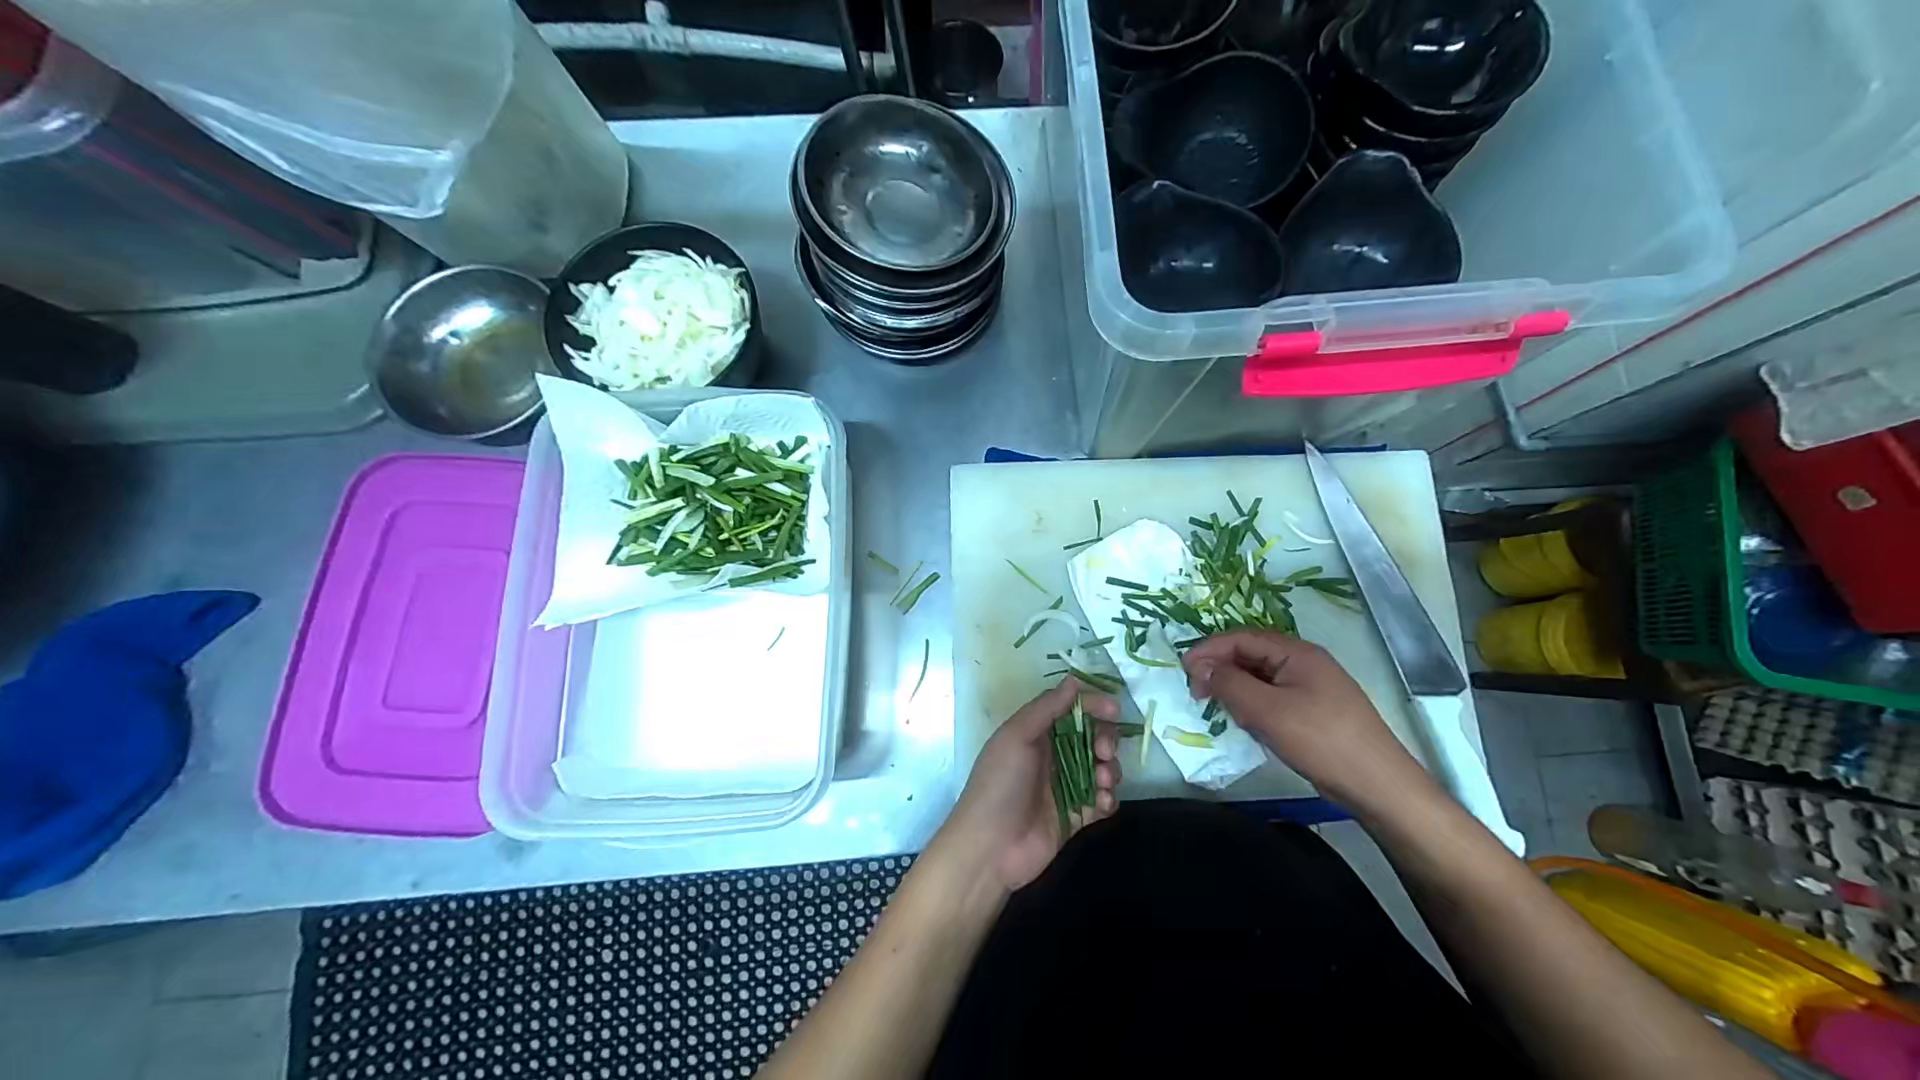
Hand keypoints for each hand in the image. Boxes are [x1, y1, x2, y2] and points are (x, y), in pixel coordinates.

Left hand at [931, 677, 1122, 892]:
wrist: (990, 847)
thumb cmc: (999, 783)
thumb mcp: (1017, 736)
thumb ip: (1047, 708)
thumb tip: (1074, 680)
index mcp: (1036, 733)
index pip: (1072, 709)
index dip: (1094, 706)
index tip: (1114, 711)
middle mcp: (1052, 756)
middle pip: (1093, 737)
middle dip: (1106, 740)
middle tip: (1104, 752)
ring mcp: (1065, 786)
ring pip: (1102, 768)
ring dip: (1110, 770)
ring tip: (1101, 782)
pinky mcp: (1075, 816)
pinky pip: (1102, 801)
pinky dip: (1108, 799)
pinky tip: (1100, 803)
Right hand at [1183, 630, 1436, 814]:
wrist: (1378, 785)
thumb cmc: (1321, 741)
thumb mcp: (1267, 711)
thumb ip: (1229, 683)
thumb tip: (1200, 665)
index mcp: (1297, 653)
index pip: (1241, 638)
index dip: (1209, 650)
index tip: (1184, 672)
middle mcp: (1305, 662)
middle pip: (1251, 655)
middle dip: (1221, 670)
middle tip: (1198, 693)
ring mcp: (1312, 687)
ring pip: (1260, 677)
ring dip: (1236, 689)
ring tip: (1223, 711)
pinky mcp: (1314, 711)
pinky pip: (1273, 697)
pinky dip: (1253, 705)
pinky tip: (1249, 724)